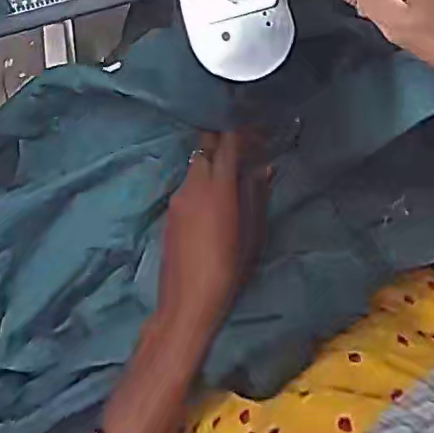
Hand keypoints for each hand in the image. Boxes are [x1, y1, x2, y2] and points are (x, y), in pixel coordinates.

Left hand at [159, 129, 264, 329]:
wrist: (186, 303)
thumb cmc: (228, 271)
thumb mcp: (251, 235)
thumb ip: (255, 195)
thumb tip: (263, 167)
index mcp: (218, 188)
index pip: (228, 144)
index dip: (242, 132)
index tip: (257, 129)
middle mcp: (194, 184)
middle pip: (206, 147)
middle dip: (225, 141)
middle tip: (246, 146)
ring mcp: (178, 196)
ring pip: (197, 165)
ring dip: (214, 162)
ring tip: (234, 173)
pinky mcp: (170, 210)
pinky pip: (189, 183)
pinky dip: (204, 179)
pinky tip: (216, 196)